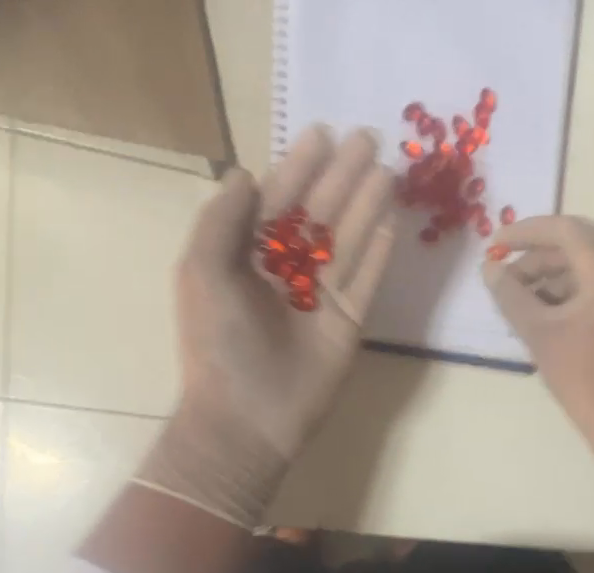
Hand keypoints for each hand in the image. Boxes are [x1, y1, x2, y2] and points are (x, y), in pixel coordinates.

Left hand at [134, 126, 396, 527]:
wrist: (248, 418)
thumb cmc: (217, 344)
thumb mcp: (202, 272)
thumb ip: (221, 221)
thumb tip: (246, 175)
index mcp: (246, 256)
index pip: (278, 201)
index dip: (300, 166)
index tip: (322, 132)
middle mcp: (286, 271)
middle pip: (320, 213)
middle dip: (343, 176)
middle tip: (369, 139)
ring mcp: (320, 298)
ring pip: (347, 241)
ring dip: (367, 205)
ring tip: (388, 171)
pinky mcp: (348, 325)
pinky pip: (367, 281)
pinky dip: (378, 254)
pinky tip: (392, 224)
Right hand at [483, 216, 593, 477]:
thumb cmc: (583, 375)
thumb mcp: (539, 333)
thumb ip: (511, 295)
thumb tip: (490, 268)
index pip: (564, 228)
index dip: (525, 231)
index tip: (494, 243)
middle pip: (576, 247)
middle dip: (536, 258)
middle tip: (504, 277)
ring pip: (585, 271)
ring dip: (550, 279)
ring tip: (519, 302)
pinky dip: (568, 296)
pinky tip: (543, 318)